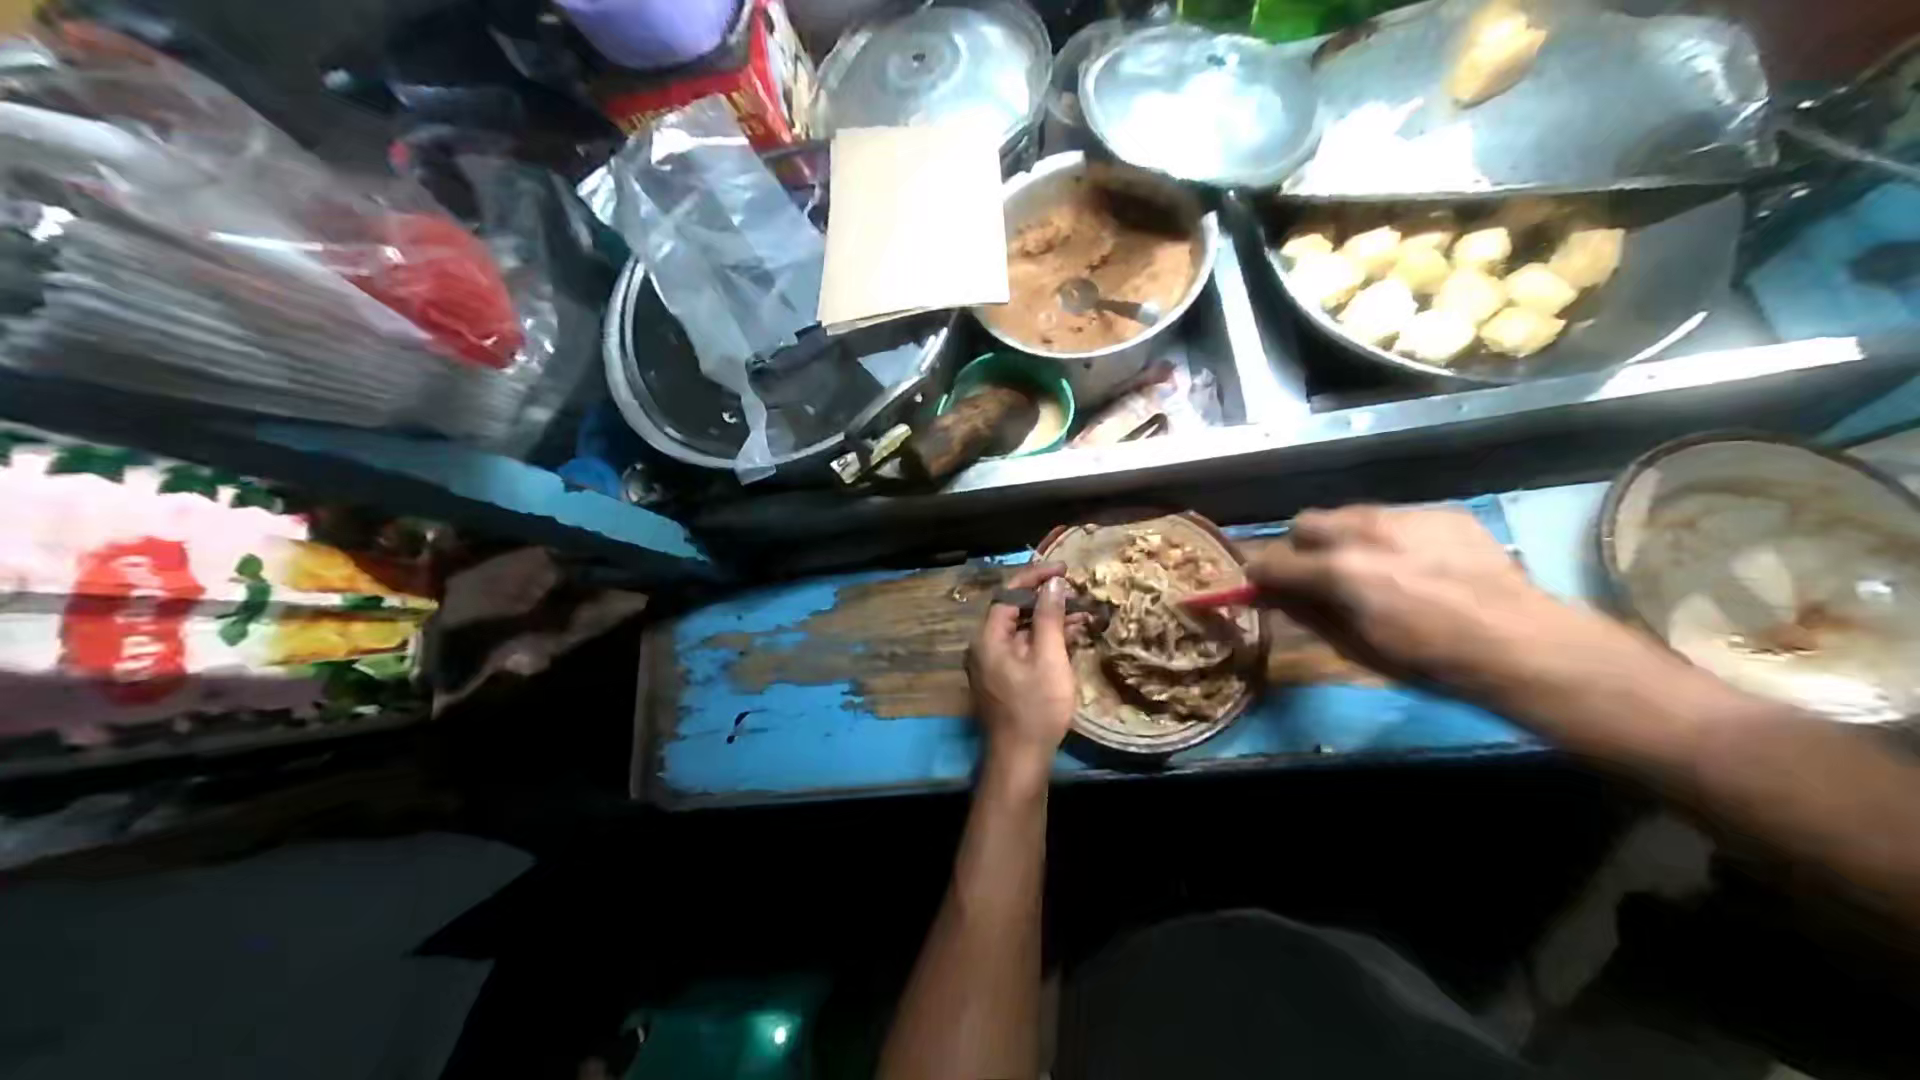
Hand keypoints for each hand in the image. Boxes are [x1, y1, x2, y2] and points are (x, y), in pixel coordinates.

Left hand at [967, 562, 1075, 776]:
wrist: (1020, 758)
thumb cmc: (1036, 708)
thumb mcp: (1048, 658)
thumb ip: (1049, 617)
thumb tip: (1052, 583)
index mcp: (987, 639)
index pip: (1008, 594)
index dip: (1035, 578)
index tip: (1063, 570)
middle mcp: (983, 647)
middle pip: (1013, 611)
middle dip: (1045, 600)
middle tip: (1075, 592)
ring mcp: (992, 665)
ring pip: (1020, 631)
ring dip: (1048, 621)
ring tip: (1082, 614)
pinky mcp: (1003, 679)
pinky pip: (1022, 649)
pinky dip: (1043, 641)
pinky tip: (1070, 638)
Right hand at [1247, 505, 1627, 696]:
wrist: (1521, 643)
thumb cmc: (1429, 659)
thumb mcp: (1356, 647)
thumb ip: (1307, 614)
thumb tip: (1272, 596)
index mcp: (1336, 571)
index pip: (1271, 561)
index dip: (1262, 576)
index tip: (1267, 588)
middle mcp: (1362, 532)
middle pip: (1304, 522)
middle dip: (1302, 547)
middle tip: (1319, 574)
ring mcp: (1404, 516)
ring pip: (1349, 513)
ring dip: (1344, 537)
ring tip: (1372, 565)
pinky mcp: (1441, 512)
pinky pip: (1396, 516)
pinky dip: (1390, 536)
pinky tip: (1417, 563)